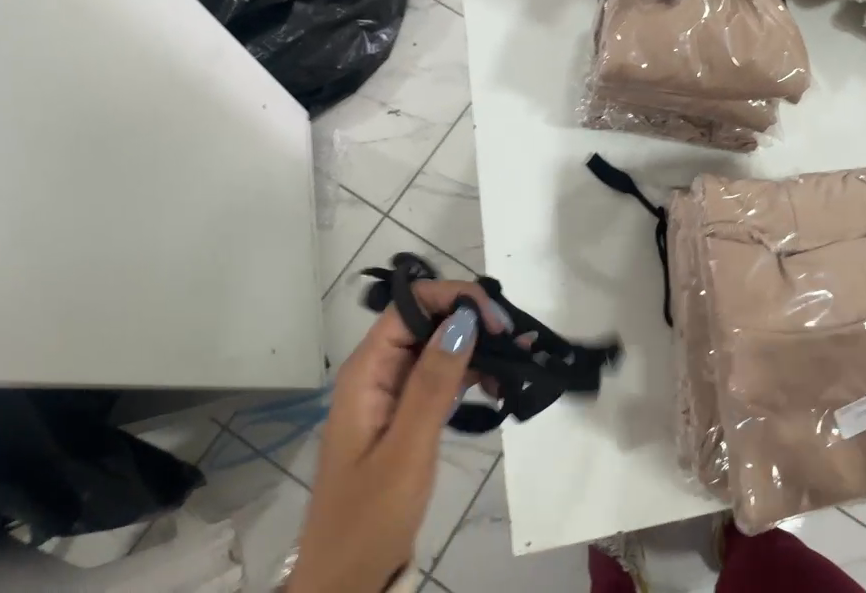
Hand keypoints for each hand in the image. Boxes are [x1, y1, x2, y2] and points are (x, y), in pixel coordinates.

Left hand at [286, 280, 511, 592]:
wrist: (345, 581)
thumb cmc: (369, 517)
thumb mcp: (406, 450)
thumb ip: (433, 382)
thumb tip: (463, 318)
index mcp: (366, 371)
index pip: (411, 306)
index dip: (455, 301)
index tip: (498, 323)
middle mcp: (377, 372)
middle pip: (427, 321)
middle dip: (473, 320)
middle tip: (518, 340)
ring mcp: (391, 394)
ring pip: (439, 348)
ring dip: (478, 347)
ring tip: (520, 357)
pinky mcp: (406, 416)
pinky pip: (441, 378)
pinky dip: (471, 375)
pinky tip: (499, 385)